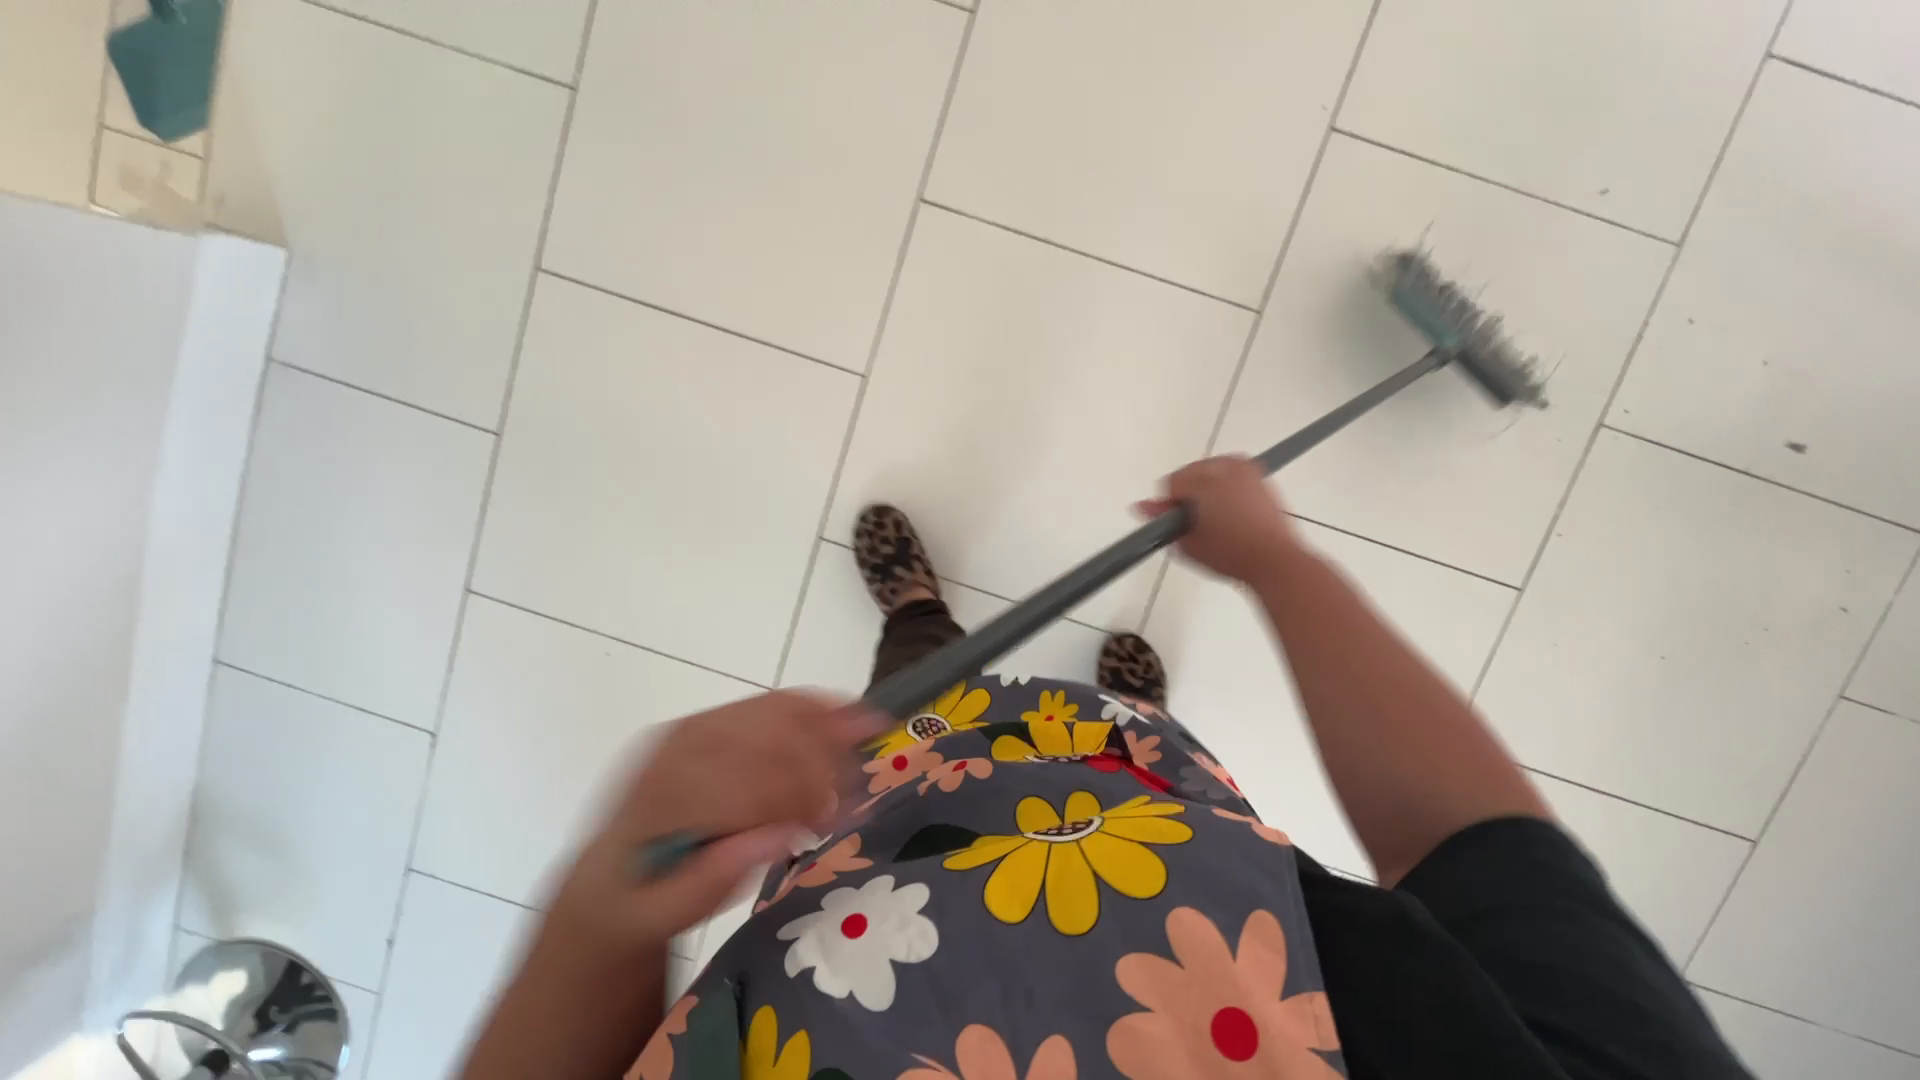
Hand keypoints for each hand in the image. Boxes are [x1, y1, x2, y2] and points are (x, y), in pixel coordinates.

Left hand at [539, 691, 879, 958]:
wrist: (606, 878)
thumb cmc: (642, 902)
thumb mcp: (665, 912)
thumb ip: (713, 878)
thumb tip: (780, 837)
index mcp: (659, 798)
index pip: (739, 783)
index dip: (796, 794)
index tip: (838, 816)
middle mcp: (672, 752)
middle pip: (758, 739)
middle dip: (817, 758)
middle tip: (860, 786)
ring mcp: (688, 731)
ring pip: (764, 713)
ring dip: (821, 721)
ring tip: (869, 730)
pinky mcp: (702, 724)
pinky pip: (761, 704)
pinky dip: (808, 705)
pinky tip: (843, 709)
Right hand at [1137, 455, 1299, 582]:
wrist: (1276, 560)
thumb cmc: (1230, 554)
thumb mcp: (1188, 543)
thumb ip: (1161, 519)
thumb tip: (1139, 506)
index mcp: (1206, 481)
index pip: (1172, 482)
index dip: (1168, 503)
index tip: (1175, 522)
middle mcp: (1227, 468)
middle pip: (1192, 470)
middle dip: (1188, 491)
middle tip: (1193, 520)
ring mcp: (1247, 471)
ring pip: (1213, 468)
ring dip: (1206, 485)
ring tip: (1211, 514)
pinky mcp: (1262, 478)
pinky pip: (1233, 473)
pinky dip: (1226, 485)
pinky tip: (1229, 509)